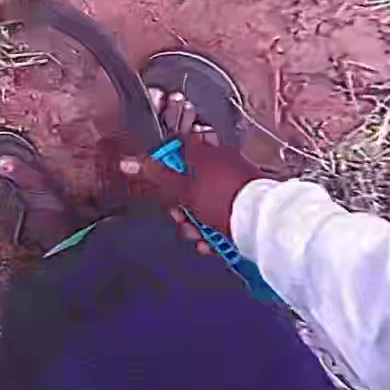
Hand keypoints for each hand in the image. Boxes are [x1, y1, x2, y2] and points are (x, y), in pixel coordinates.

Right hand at [113, 137, 263, 236]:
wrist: (263, 223)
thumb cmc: (221, 199)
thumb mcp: (181, 190)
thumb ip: (153, 176)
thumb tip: (125, 161)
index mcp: (204, 153)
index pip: (177, 147)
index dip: (163, 165)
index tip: (159, 184)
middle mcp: (220, 162)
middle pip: (188, 181)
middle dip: (180, 205)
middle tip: (180, 218)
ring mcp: (235, 182)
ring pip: (204, 201)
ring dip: (195, 222)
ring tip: (198, 236)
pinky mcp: (246, 202)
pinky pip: (221, 213)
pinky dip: (214, 229)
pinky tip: (212, 242)